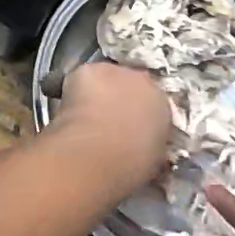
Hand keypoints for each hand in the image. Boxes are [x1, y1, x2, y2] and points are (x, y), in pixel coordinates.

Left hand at [49, 62, 170, 188]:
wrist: (99, 153)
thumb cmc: (131, 165)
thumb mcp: (153, 158)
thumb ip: (150, 141)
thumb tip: (140, 142)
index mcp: (162, 103)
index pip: (154, 102)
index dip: (140, 114)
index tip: (131, 128)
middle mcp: (142, 80)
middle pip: (131, 85)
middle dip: (121, 99)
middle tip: (109, 122)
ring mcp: (114, 71)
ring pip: (106, 78)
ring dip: (100, 92)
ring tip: (87, 116)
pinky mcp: (88, 70)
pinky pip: (84, 77)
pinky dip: (78, 90)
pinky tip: (72, 109)